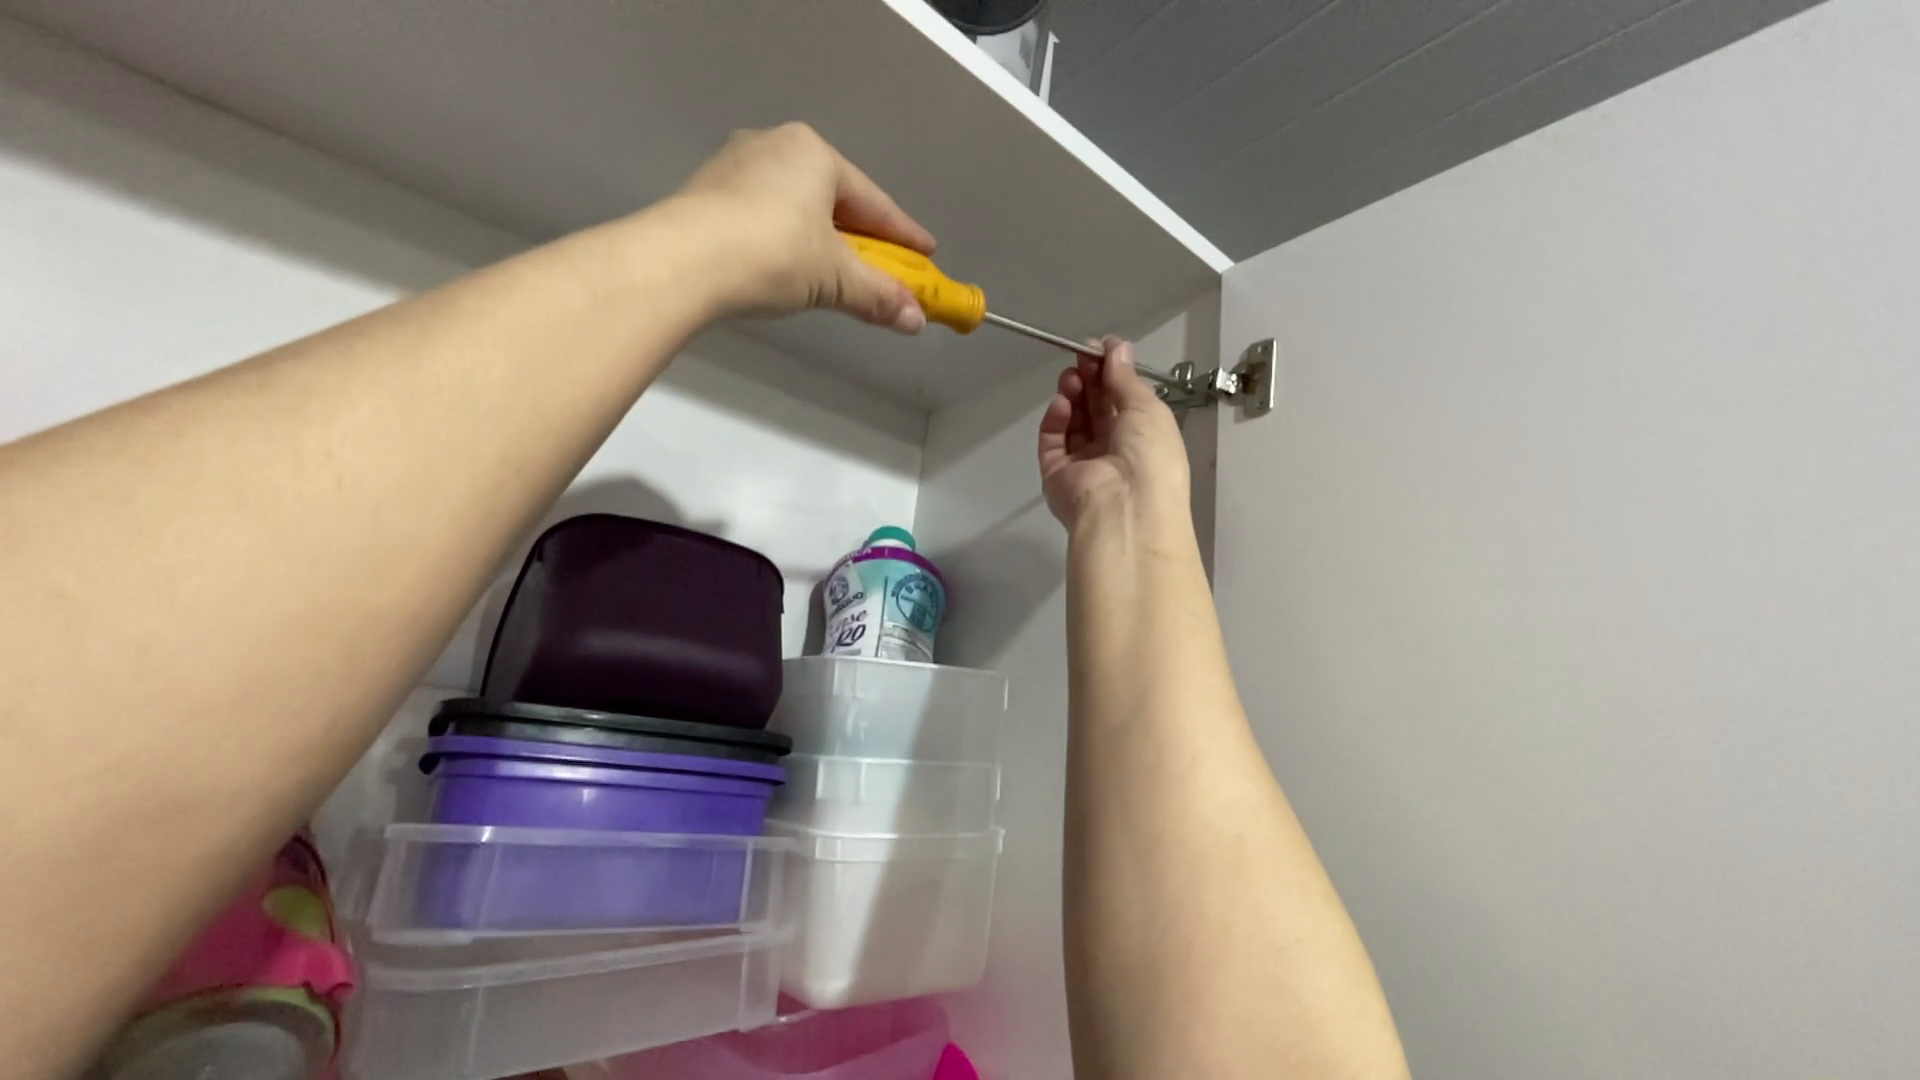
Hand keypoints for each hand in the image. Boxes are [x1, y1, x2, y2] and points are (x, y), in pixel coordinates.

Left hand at [671, 123, 932, 332]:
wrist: (683, 262)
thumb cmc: (772, 253)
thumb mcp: (834, 278)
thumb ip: (878, 296)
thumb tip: (915, 321)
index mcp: (813, 153)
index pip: (872, 202)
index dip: (903, 234)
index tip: (926, 255)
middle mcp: (773, 147)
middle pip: (833, 201)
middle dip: (860, 238)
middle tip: (884, 268)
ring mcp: (734, 168)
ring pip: (795, 208)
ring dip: (821, 241)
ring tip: (835, 273)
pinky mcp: (706, 195)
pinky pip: (763, 218)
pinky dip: (785, 243)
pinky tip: (788, 268)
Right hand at [1037, 338, 1189, 530]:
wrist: (1125, 507)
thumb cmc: (1149, 457)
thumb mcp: (1148, 408)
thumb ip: (1126, 377)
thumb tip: (1116, 347)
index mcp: (1145, 438)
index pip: (1124, 400)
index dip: (1113, 373)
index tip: (1100, 348)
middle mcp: (1115, 451)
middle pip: (1097, 408)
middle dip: (1090, 379)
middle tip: (1081, 357)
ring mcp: (1085, 464)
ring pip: (1074, 422)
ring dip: (1073, 395)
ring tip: (1072, 377)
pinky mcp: (1057, 474)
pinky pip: (1053, 442)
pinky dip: (1055, 419)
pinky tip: (1062, 402)